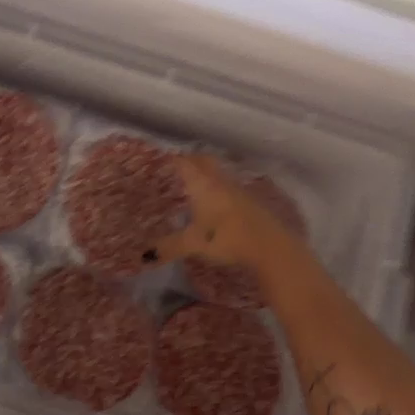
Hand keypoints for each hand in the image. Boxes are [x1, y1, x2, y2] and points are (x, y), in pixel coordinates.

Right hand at [145, 154, 300, 269]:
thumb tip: (143, 256)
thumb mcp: (194, 244)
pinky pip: (229, 186)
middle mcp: (219, 181)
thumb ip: (169, 247)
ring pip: (218, 173)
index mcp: (203, 184)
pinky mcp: (250, 202)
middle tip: (177, 167)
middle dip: (191, 160)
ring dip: (207, 173)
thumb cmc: (227, 238)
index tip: (161, 159)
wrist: (270, 246)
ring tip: (194, 184)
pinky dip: (219, 188)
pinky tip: (217, 203)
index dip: (172, 159)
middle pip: (204, 161)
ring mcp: (238, 190)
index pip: (184, 162)